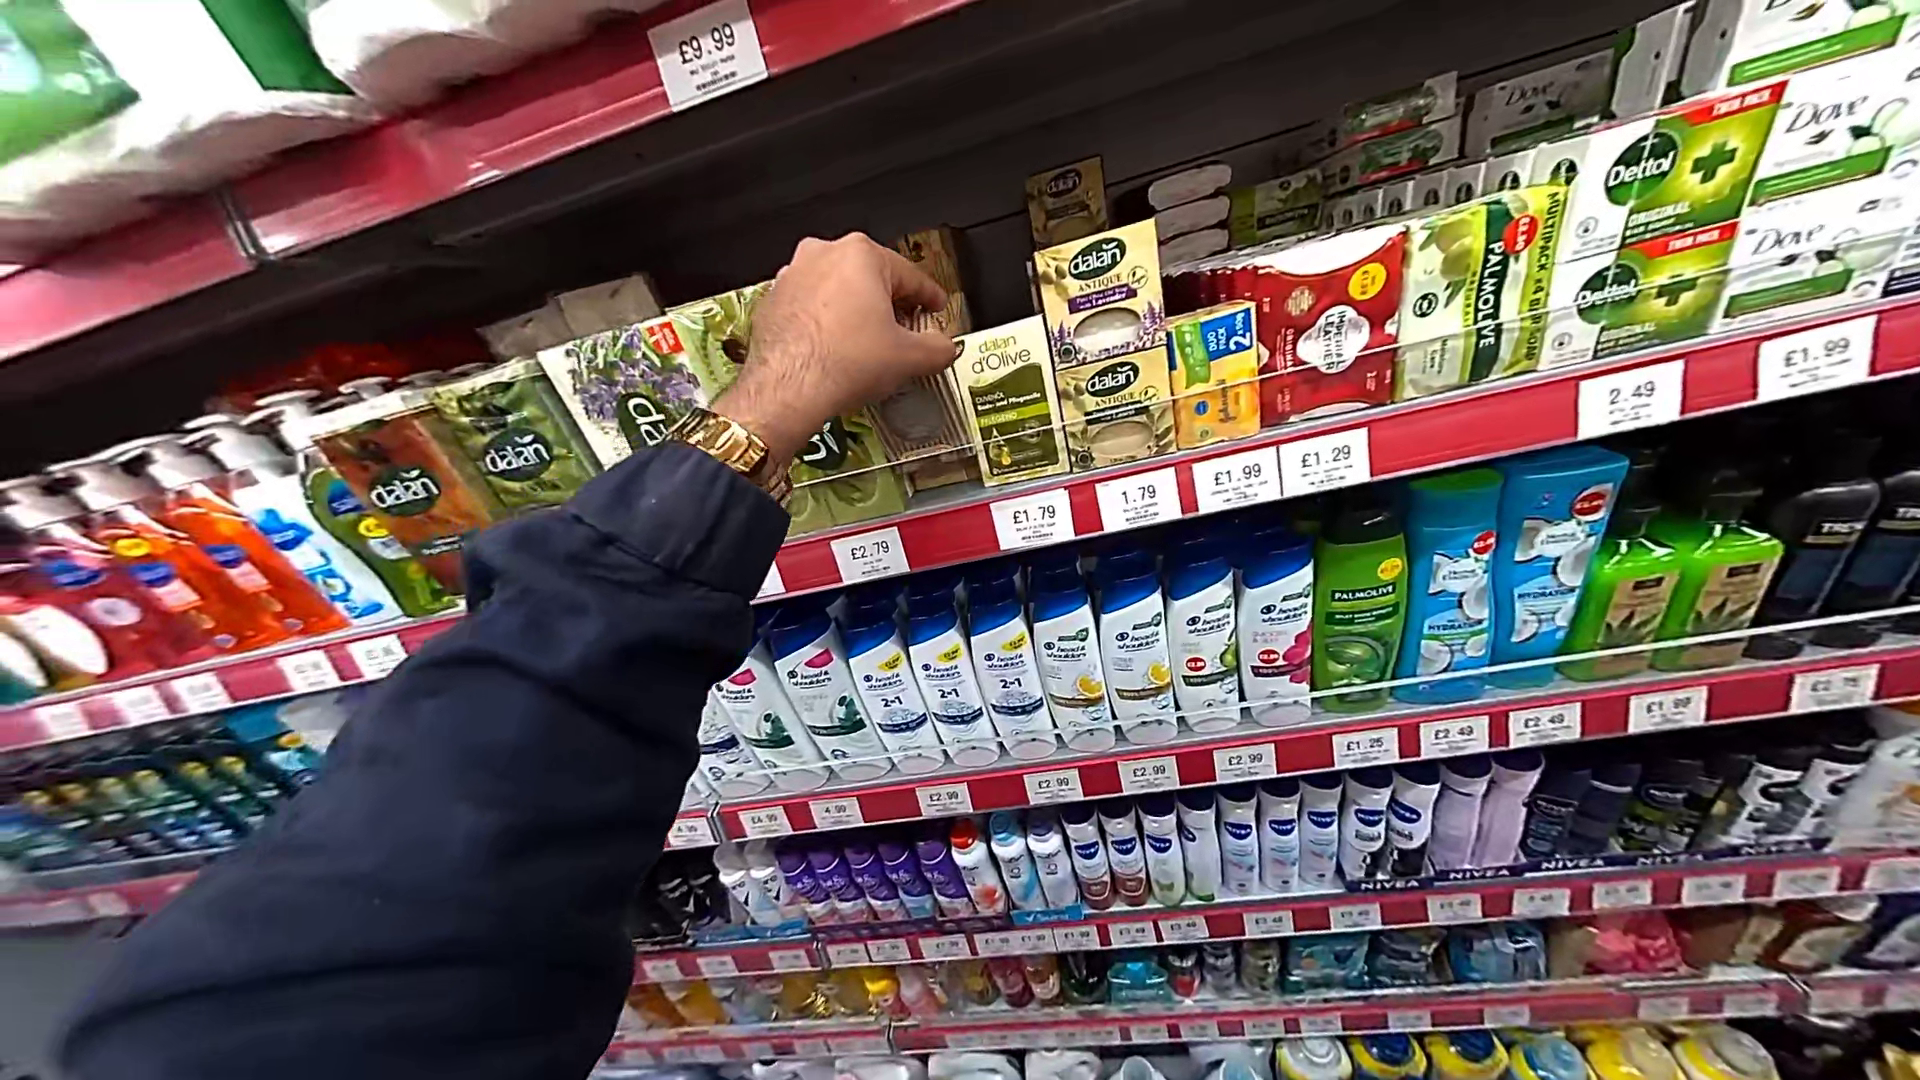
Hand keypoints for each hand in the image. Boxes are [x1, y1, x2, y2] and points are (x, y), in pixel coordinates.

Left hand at [716, 233, 955, 464]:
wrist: (788, 390)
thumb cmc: (842, 363)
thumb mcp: (909, 359)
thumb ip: (938, 348)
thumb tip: (945, 348)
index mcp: (861, 255)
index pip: (910, 275)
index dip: (930, 296)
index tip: (935, 306)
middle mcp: (823, 255)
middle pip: (872, 280)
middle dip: (890, 307)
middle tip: (904, 334)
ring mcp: (793, 276)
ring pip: (839, 292)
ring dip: (857, 315)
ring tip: (869, 348)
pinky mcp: (773, 302)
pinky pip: (813, 309)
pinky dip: (828, 325)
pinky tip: (838, 352)